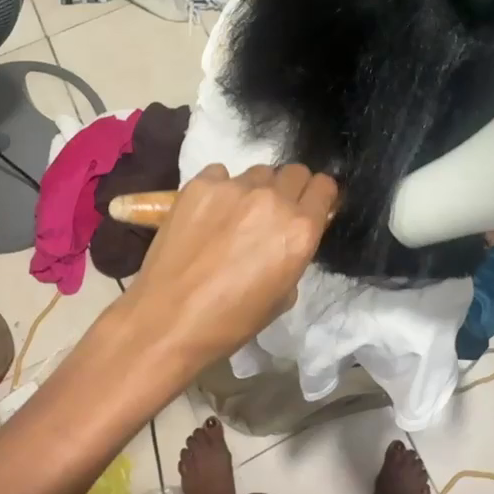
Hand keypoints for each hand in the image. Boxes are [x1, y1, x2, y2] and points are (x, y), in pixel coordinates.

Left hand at [122, 164, 337, 367]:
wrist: (168, 320)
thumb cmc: (231, 321)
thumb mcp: (283, 295)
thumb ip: (294, 253)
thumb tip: (286, 237)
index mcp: (300, 229)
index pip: (325, 187)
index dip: (319, 196)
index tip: (309, 206)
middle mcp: (273, 200)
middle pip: (295, 172)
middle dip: (291, 189)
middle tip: (273, 213)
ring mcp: (235, 187)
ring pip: (259, 172)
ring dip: (256, 188)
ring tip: (237, 215)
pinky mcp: (200, 184)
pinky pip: (221, 174)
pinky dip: (221, 188)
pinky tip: (208, 214)